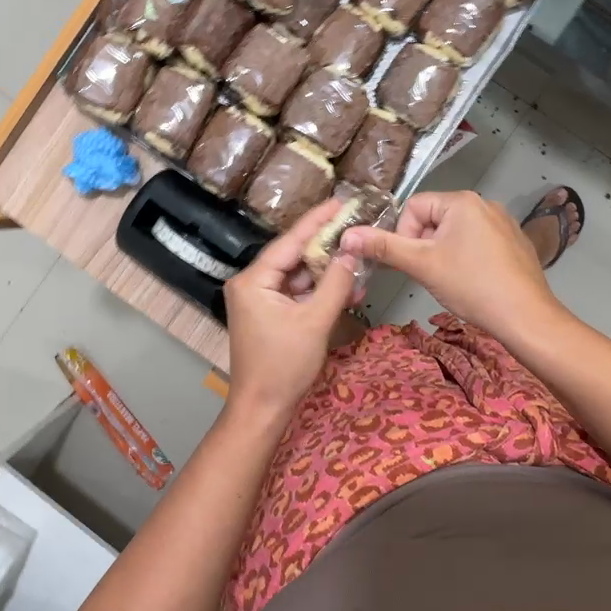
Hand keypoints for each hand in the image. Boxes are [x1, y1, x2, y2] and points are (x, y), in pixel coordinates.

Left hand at [222, 200, 360, 414]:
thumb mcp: (314, 322)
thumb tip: (352, 252)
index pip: (289, 241)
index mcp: (253, 280)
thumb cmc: (284, 366)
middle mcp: (251, 283)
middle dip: (326, 247)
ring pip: (298, 276)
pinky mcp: (269, 314)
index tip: (340, 201)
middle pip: (294, 256)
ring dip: (326, 273)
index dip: (317, 220)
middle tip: (356, 229)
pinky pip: (296, 294)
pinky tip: (346, 289)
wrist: (262, 409)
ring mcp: (259, 300)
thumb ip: (334, 283)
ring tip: (359, 264)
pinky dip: (319, 292)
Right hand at [341, 190, 564, 333]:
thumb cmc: (471, 285)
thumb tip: (346, 236)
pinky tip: (473, 282)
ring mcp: (504, 222)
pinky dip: (467, 258)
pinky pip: (478, 242)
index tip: (411, 263)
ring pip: (455, 232)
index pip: (414, 207)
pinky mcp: (515, 242)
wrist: (527, 317)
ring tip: (450, 280)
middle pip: (434, 218)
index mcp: (462, 201)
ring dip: (443, 253)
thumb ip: (383, 247)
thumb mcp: (422, 265)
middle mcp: (485, 203)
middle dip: (424, 246)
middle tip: (428, 274)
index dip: (404, 235)